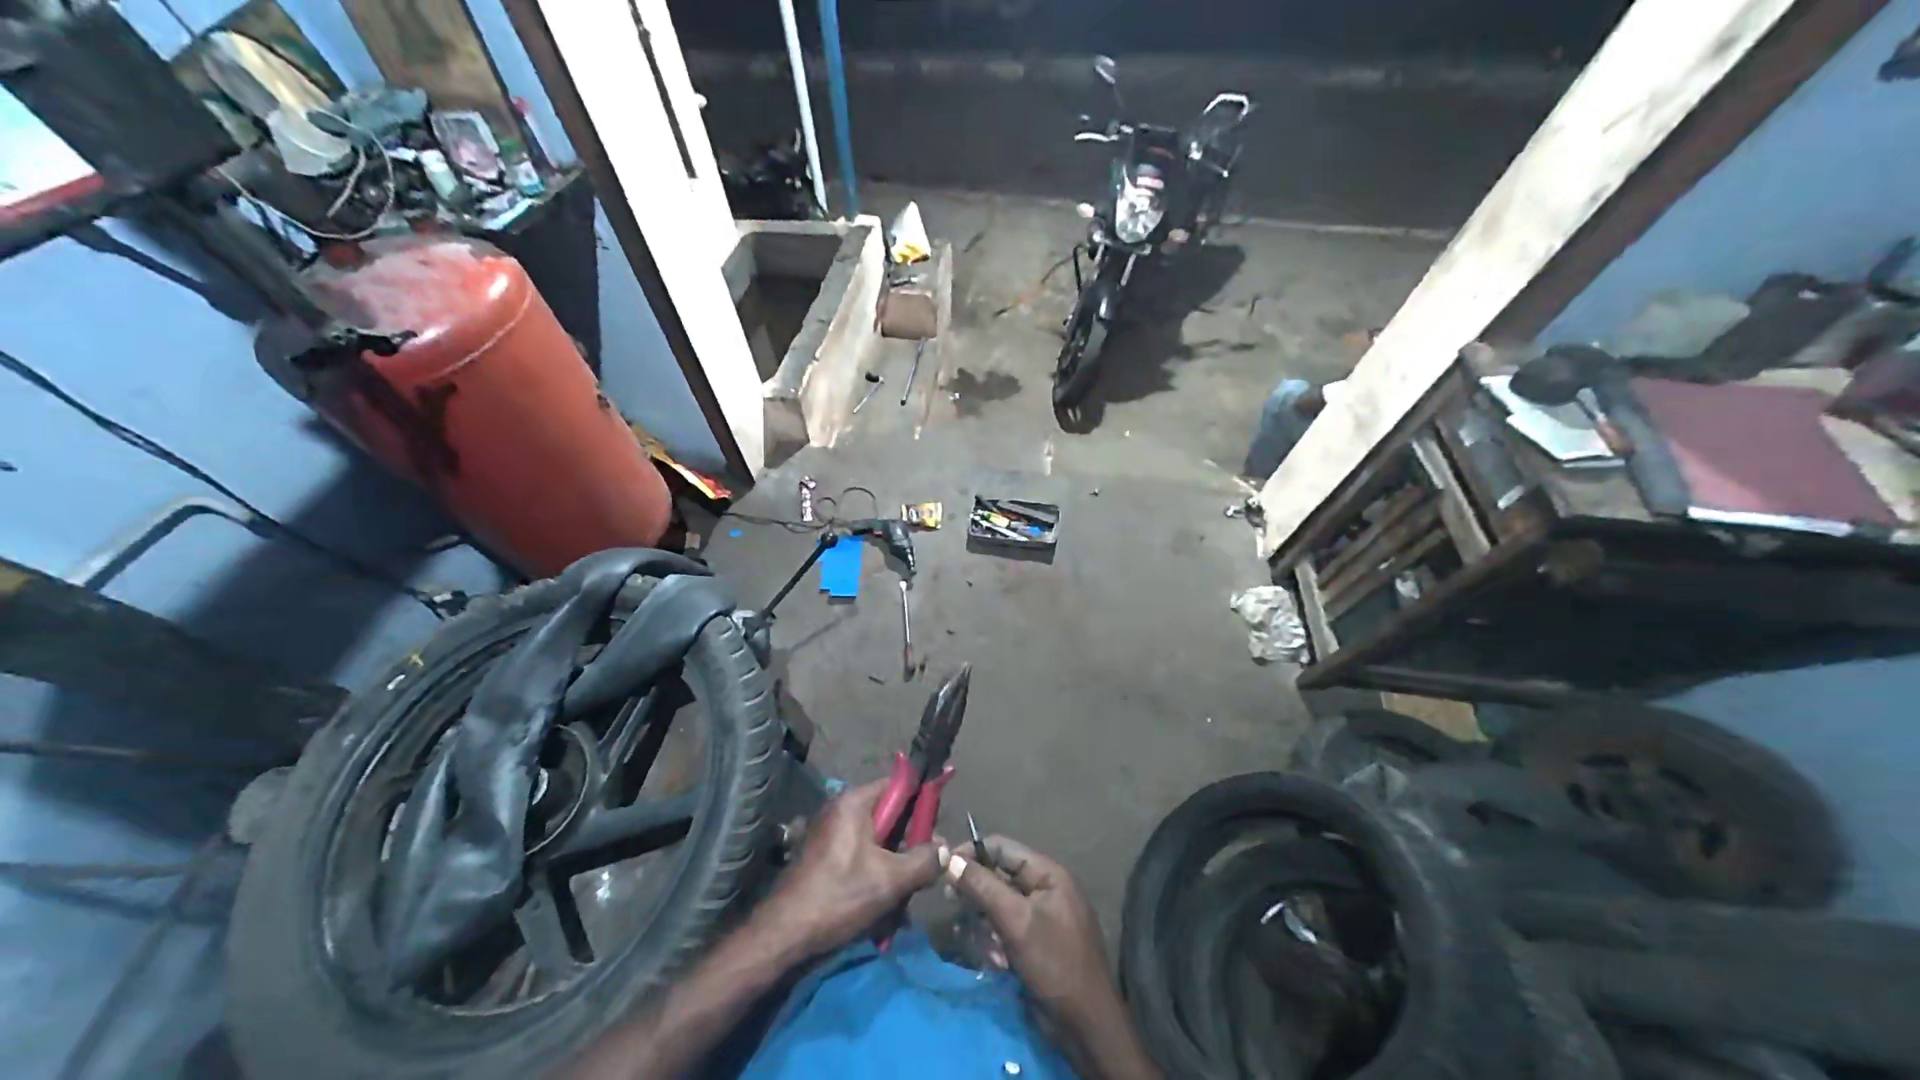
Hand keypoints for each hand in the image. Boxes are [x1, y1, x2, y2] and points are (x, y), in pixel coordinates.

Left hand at [757, 779, 940, 956]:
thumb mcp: (890, 880)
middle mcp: (839, 811)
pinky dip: (874, 875)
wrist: (783, 935)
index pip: (897, 785)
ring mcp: (829, 835)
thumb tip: (945, 849)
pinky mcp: (823, 859)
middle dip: (908, 843)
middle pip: (888, 816)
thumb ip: (924, 860)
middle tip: (923, 868)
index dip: (921, 802)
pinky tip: (881, 905)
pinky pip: (859, 857)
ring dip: (893, 865)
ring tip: (903, 895)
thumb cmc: (839, 896)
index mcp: (853, 803)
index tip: (936, 828)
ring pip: (876, 842)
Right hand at [949, 836, 1162, 1079]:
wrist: (1085, 1025)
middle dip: (977, 895)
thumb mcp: (1016, 921)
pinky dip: (994, 943)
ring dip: (985, 926)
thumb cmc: (1054, 963)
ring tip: (991, 950)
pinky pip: (1003, 929)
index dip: (972, 853)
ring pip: (996, 906)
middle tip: (953, 904)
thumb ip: (983, 887)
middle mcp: (1043, 889)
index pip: (1002, 848)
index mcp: (1048, 874)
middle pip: (997, 877)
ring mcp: (1038, 917)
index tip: (944, 866)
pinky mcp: (1031, 942)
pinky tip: (996, 964)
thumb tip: (951, 859)